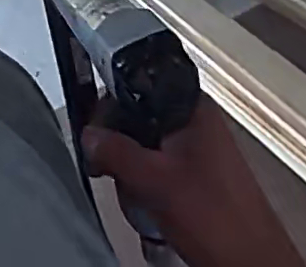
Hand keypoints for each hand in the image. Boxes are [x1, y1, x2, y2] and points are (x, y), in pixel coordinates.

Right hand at [83, 99, 304, 266]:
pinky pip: (160, 175)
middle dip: (124, 155)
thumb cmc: (217, 219)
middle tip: (121, 179)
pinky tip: (155, 219)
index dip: (112, 108)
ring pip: (147, 153)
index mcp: (191, 105)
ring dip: (136, 181)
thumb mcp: (156, 182)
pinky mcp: (198, 181)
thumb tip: (88, 135)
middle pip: (139, 122)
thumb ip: (117, 152)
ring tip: (143, 208)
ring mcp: (198, 152)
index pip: (138, 87)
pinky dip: (151, 195)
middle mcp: (195, 121)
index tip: (95, 133)